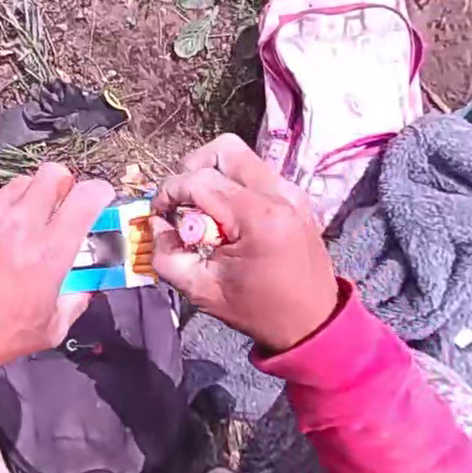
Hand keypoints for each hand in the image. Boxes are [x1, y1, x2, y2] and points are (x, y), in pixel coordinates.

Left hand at [0, 163, 113, 373]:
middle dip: (66, 184)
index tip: (102, 200)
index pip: (85, 198)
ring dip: (35, 194)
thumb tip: (86, 285)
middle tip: (64, 204)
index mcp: (49, 253)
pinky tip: (0, 237)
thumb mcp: (50, 330)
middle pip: (53, 174)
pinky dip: (6, 211)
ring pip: (23, 182)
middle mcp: (22, 225)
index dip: (101, 192)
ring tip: (32, 218)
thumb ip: (75, 301)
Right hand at [150, 136, 340, 351]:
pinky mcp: (296, 196)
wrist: (313, 322)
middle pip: (224, 150)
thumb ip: (167, 255)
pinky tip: (228, 217)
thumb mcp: (202, 291)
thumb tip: (158, 223)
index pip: (199, 180)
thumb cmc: (259, 310)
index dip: (169, 192)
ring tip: (205, 211)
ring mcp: (291, 191)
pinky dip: (234, 184)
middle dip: (192, 169)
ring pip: (241, 156)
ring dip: (214, 174)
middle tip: (183, 203)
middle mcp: (278, 194)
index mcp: (258, 217)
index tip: (160, 214)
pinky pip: (256, 172)